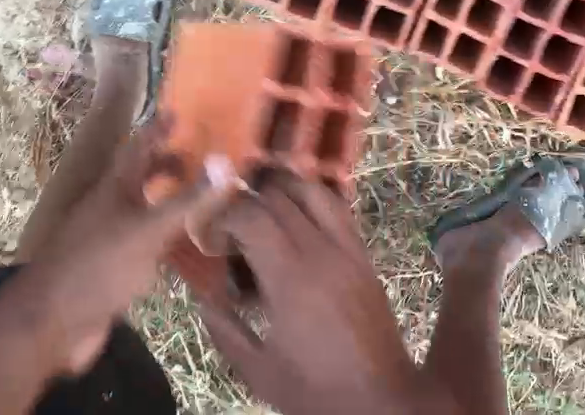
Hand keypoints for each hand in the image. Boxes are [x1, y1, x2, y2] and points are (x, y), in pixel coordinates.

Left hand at [24, 117, 237, 370]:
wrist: (53, 323)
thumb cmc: (100, 265)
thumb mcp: (149, 229)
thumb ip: (188, 199)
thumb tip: (225, 161)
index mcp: (115, 186)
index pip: (139, 145)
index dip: (158, 128)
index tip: (178, 112)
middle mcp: (110, 206)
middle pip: (140, 175)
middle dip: (167, 163)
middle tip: (200, 157)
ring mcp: (109, 238)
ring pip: (142, 209)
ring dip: (167, 200)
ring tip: (199, 197)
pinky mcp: (112, 269)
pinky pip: (144, 243)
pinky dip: (165, 237)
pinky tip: (183, 246)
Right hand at [195, 176, 445, 414]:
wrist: (382, 402)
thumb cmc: (316, 391)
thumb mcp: (259, 371)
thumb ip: (225, 330)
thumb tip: (202, 297)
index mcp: (290, 278)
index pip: (251, 215)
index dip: (225, 216)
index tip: (213, 235)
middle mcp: (320, 251)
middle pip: (278, 197)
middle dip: (248, 203)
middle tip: (233, 229)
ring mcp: (347, 248)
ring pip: (312, 190)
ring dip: (283, 192)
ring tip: (264, 213)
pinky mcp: (364, 254)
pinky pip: (337, 208)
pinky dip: (312, 202)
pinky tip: (298, 223)